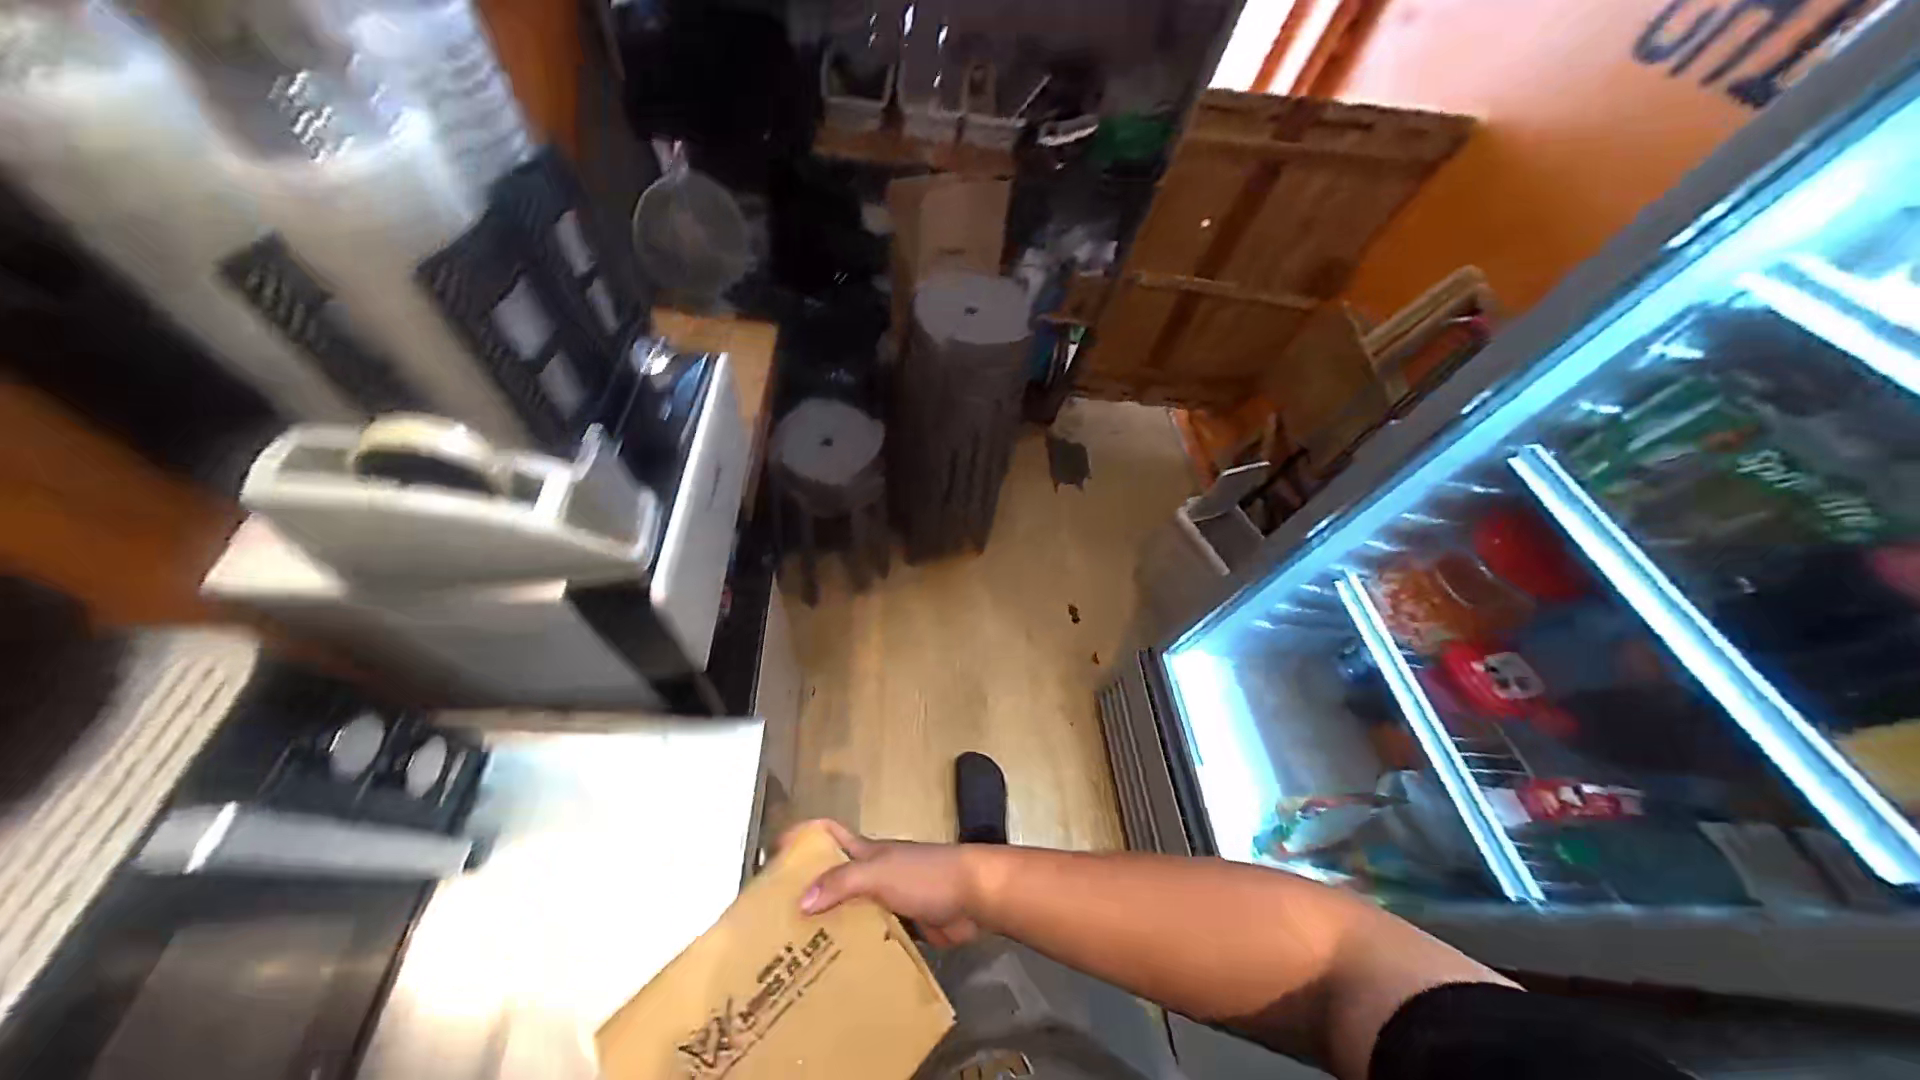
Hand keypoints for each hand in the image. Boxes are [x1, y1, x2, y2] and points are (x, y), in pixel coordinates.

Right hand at [782, 819, 984, 945]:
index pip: (830, 834)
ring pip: (852, 910)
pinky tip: (837, 972)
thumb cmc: (926, 875)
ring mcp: (890, 900)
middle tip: (776, 923)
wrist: (974, 897)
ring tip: (797, 956)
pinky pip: (873, 937)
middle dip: (808, 893)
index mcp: (866, 852)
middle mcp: (874, 873)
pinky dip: (857, 949)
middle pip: (835, 878)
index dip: (804, 837)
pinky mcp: (905, 926)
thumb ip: (842, 883)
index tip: (774, 855)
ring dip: (831, 927)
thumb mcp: (880, 873)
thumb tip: (802, 901)